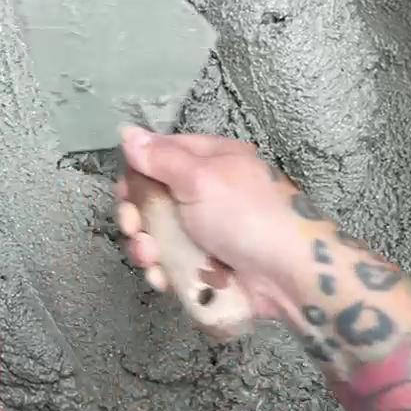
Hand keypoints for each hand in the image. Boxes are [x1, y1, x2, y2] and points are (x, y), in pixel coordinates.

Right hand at [112, 127, 318, 321]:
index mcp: (211, 161)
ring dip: (145, 248)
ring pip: (157, 236)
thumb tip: (128, 133)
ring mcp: (205, 231)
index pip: (161, 157)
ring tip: (152, 258)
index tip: (124, 194)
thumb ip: (160, 158)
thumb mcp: (201, 178)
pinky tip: (163, 278)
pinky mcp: (204, 263)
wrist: (286, 276)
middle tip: (135, 228)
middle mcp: (206, 193)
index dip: (137, 174)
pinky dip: (162, 271)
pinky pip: (170, 264)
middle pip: (152, 200)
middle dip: (137, 217)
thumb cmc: (249, 217)